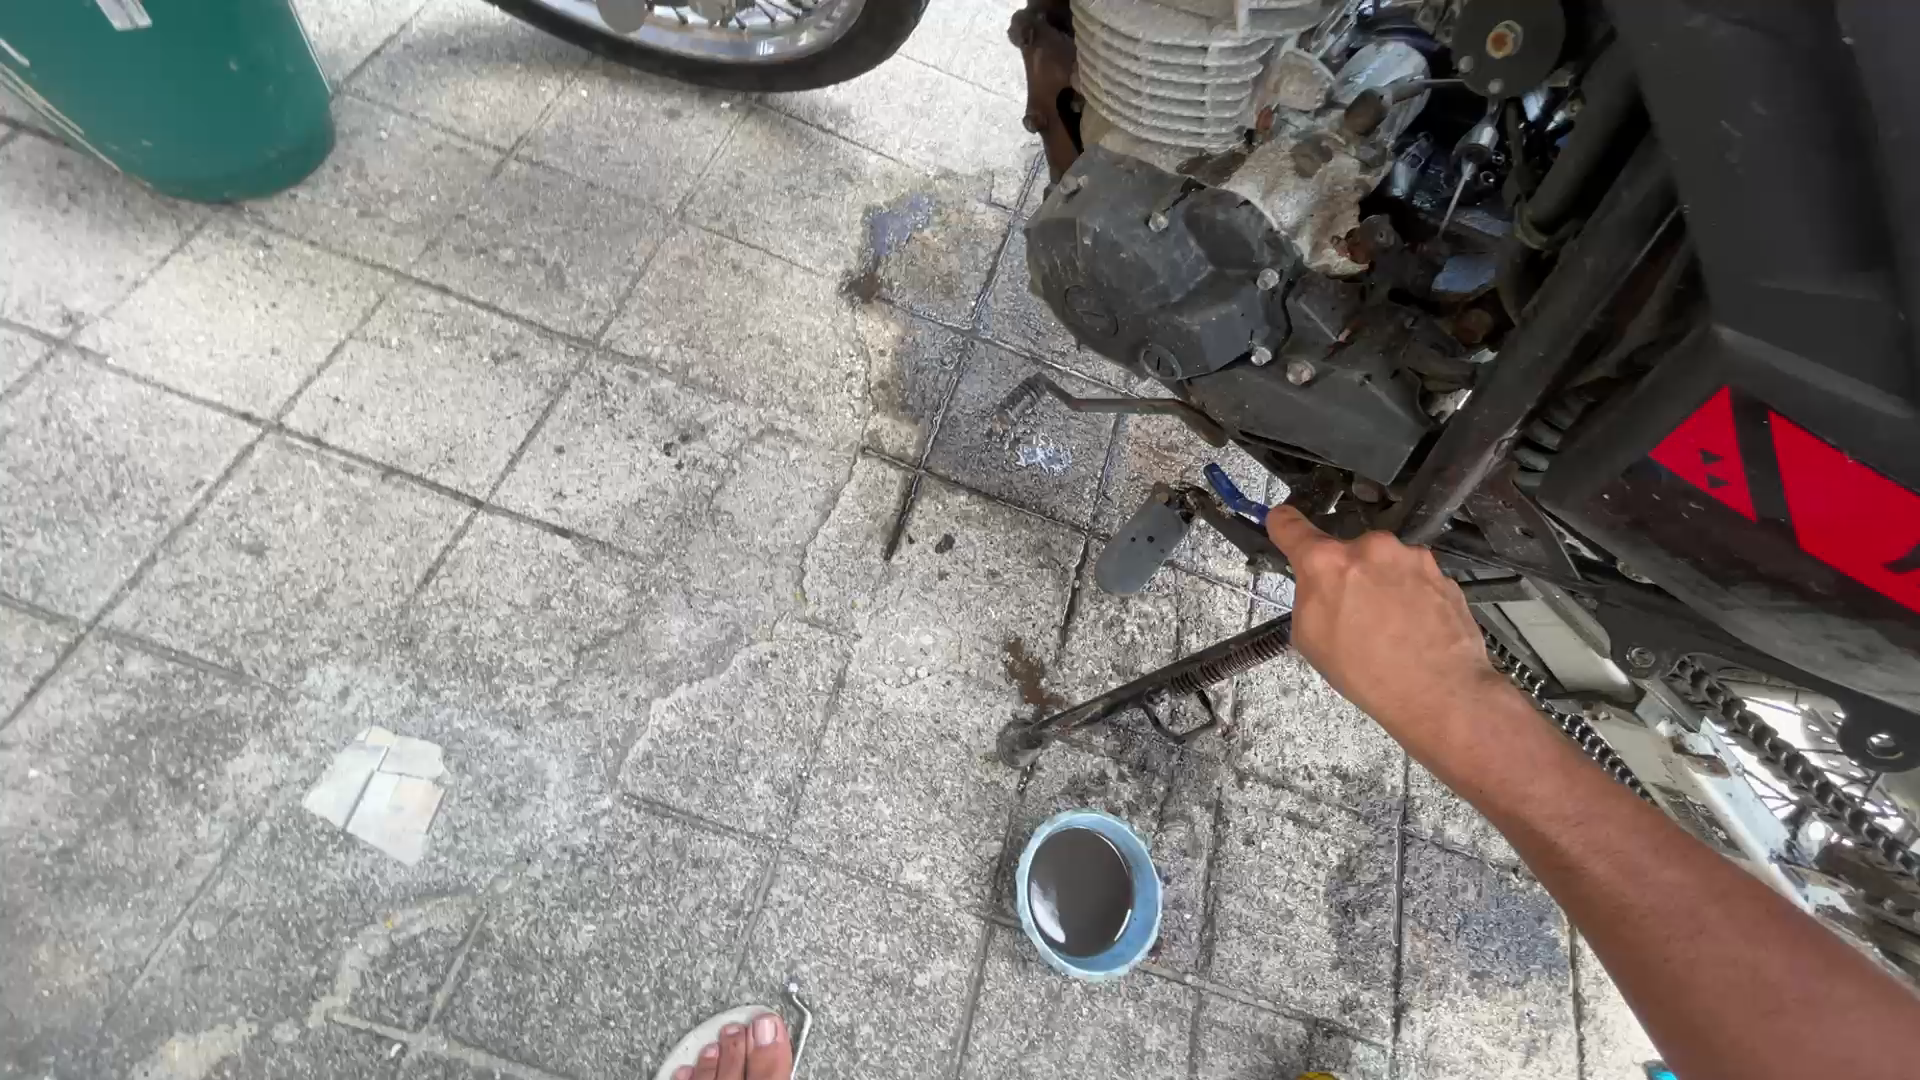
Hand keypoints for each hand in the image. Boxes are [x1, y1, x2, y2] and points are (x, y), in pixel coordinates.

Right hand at [1265, 505, 1507, 758]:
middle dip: (1342, 574)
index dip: (1282, 524)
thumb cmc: (1366, 671)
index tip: (1281, 521)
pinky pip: (1411, 577)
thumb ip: (1308, 595)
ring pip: (1381, 563)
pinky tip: (1410, 627)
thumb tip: (1317, 585)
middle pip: (1343, 551)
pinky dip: (1406, 595)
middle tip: (1348, 611)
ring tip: (1385, 626)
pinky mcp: (1441, 573)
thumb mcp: (1309, 636)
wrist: (1439, 692)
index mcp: (1325, 562)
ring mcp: (1410, 557)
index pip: (1290, 525)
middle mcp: (1369, 547)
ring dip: (1377, 583)